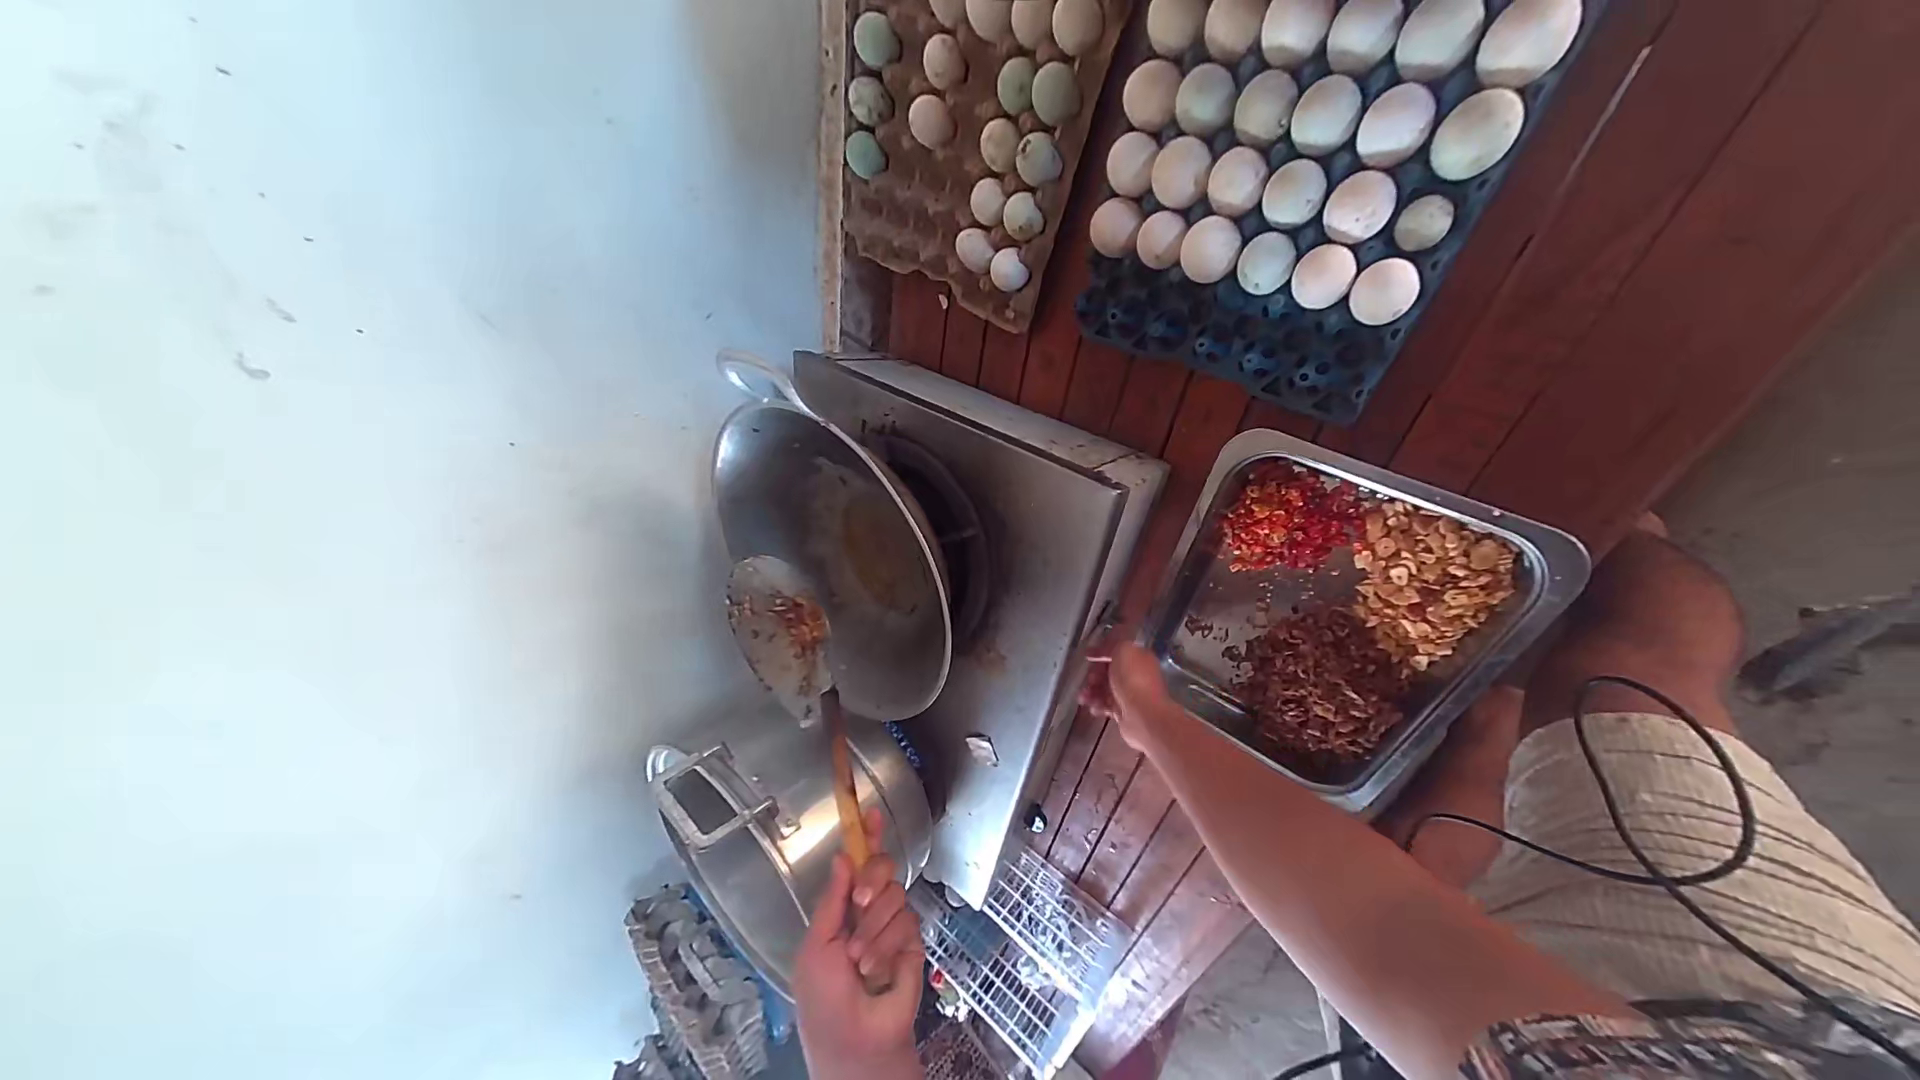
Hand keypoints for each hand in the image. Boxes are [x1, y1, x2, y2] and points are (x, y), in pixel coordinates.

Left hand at [793, 808, 924, 1079]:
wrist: (854, 1039)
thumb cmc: (823, 999)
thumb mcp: (816, 946)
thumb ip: (831, 900)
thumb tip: (842, 856)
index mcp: (843, 906)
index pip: (857, 862)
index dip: (865, 836)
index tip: (870, 811)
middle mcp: (870, 908)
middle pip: (881, 866)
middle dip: (873, 877)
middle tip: (860, 901)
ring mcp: (892, 922)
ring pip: (894, 893)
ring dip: (873, 927)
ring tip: (860, 960)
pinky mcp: (913, 940)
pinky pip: (906, 922)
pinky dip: (887, 945)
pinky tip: (876, 970)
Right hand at [1080, 639, 1176, 751]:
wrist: (1144, 716)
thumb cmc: (1134, 679)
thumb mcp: (1123, 650)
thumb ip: (1113, 645)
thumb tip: (1104, 651)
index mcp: (1139, 658)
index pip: (1118, 652)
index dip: (1102, 652)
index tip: (1088, 656)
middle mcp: (1136, 676)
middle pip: (1109, 671)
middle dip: (1095, 674)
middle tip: (1090, 679)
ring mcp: (1130, 695)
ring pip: (1105, 689)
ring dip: (1092, 691)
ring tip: (1084, 697)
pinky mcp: (1123, 713)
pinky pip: (1106, 705)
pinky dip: (1097, 705)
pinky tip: (1093, 707)